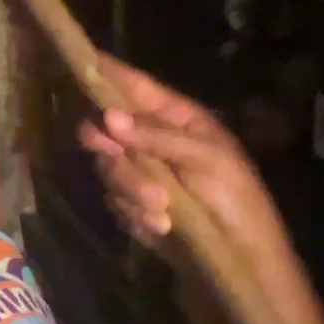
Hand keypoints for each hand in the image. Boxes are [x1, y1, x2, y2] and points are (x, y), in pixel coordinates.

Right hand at [77, 56, 290, 270]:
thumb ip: (156, 137)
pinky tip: (162, 227)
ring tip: (163, 212)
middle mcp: (151, 138)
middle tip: (114, 153)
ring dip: (132, 190)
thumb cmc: (238, 200)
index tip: (79, 61)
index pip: (133, 86)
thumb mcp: (207, 160)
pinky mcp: (132, 203)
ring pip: (109, 167)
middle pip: (107, 129)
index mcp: (175, 118)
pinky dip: (134, 213)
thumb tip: (108, 117)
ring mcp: (140, 171)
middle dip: (114, 150)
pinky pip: (114, 199)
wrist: (245, 263)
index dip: (106, 72)